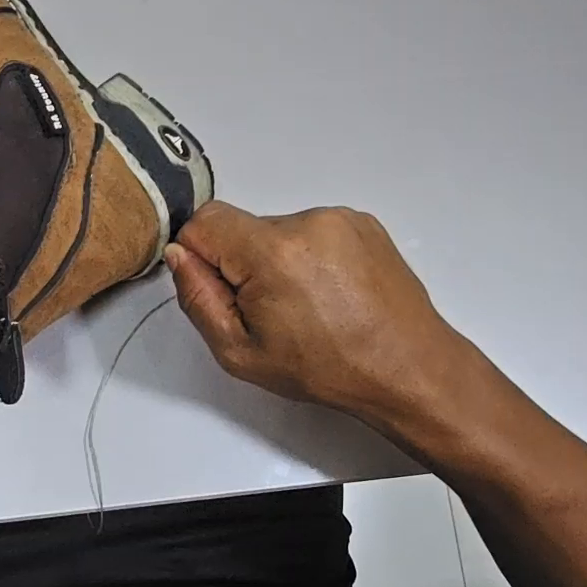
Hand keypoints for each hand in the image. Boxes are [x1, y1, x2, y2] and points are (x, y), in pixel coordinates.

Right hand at [164, 201, 467, 422]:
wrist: (407, 367)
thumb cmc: (322, 369)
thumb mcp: (239, 351)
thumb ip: (198, 298)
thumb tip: (179, 254)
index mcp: (272, 252)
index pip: (204, 222)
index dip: (199, 256)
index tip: (221, 293)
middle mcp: (307, 221)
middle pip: (241, 227)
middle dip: (239, 263)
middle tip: (267, 312)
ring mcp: (339, 217)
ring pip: (275, 230)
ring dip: (274, 260)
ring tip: (303, 305)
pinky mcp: (362, 222)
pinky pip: (310, 231)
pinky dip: (305, 257)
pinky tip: (327, 293)